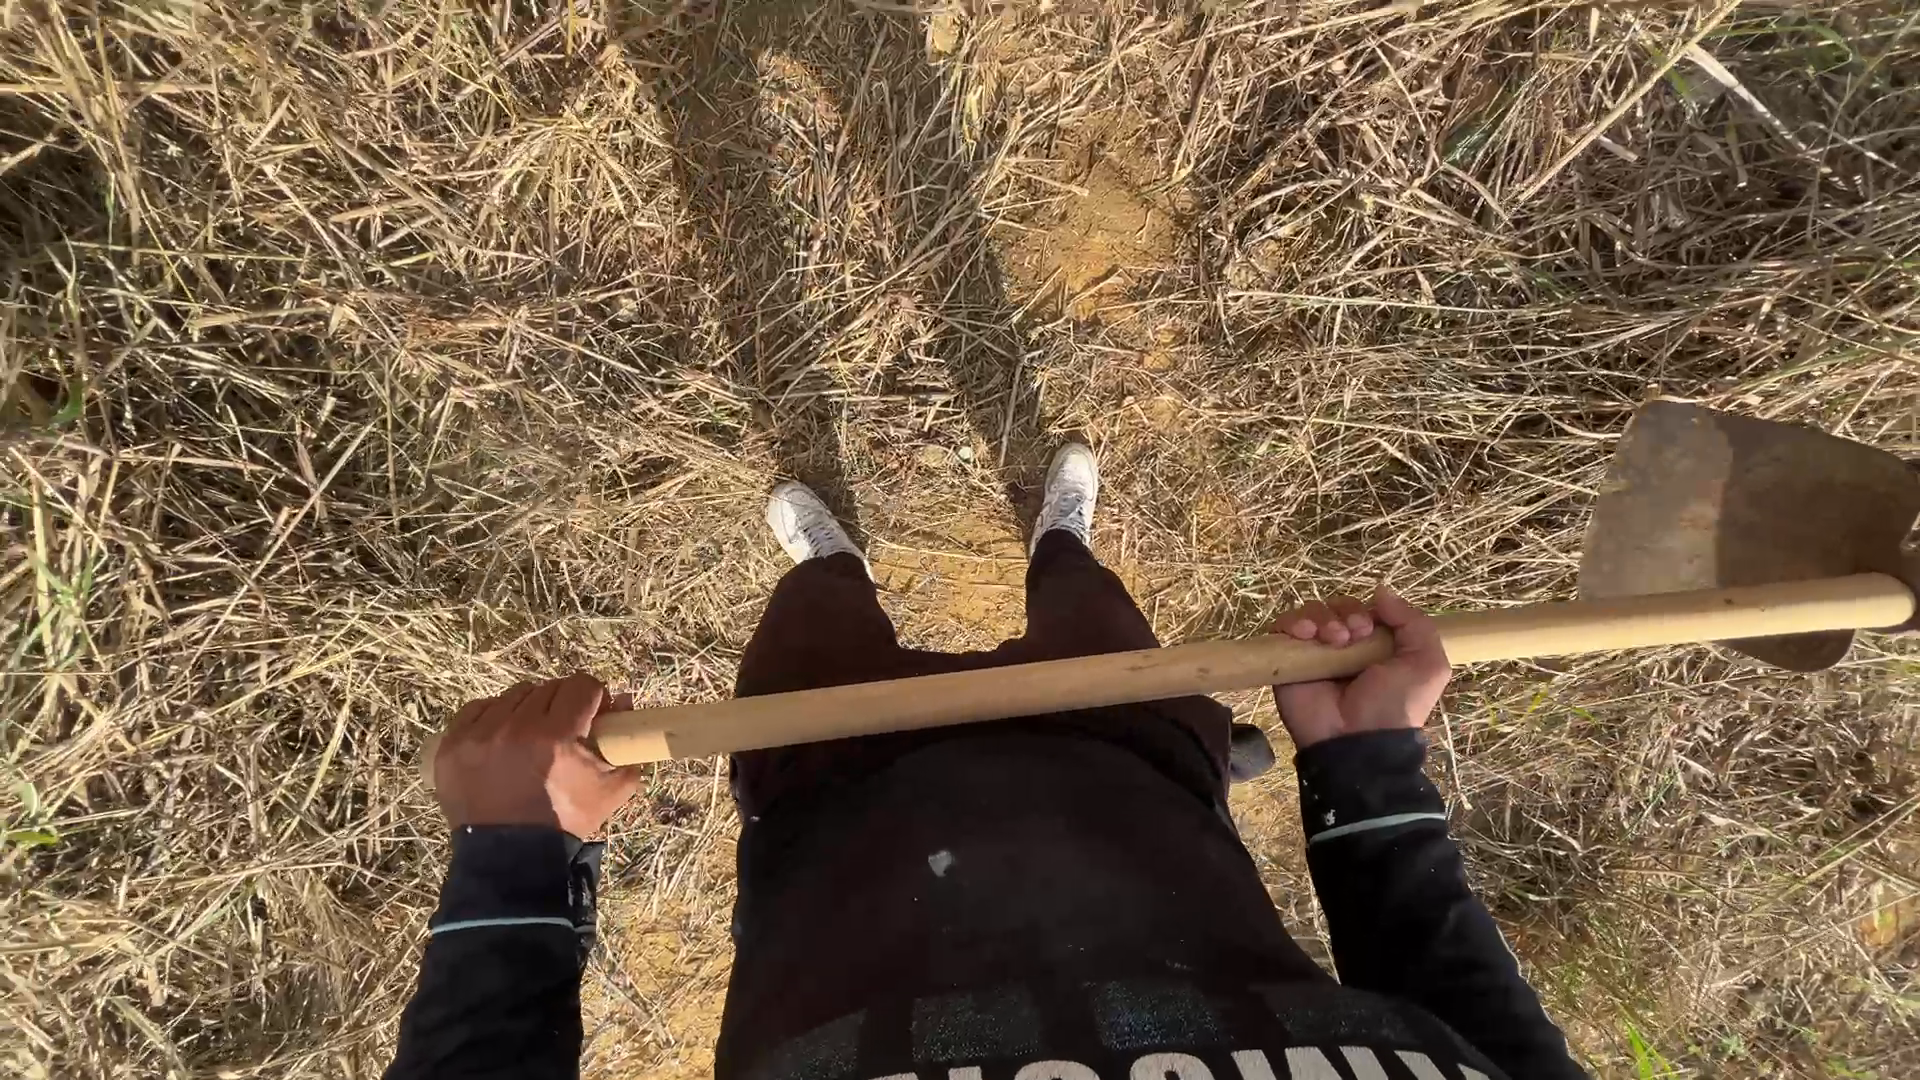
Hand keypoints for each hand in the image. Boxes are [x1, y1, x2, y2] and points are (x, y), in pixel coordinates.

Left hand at [433, 673, 642, 837]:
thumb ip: (628, 745)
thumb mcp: (614, 787)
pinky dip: (495, 715)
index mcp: (557, 736)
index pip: (582, 686)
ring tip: (533, 732)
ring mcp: (479, 736)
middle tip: (567, 725)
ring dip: (530, 708)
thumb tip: (624, 704)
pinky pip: (478, 709)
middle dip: (565, 702)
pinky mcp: (451, 746)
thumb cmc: (566, 820)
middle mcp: (516, 728)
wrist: (510, 858)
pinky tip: (503, 733)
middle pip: (550, 688)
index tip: (595, 712)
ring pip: (515, 695)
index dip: (595, 695)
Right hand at [1269, 585, 1449, 748]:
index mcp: (1371, 645)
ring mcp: (1312, 652)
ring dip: (1320, 618)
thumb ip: (1413, 623)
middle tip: (1349, 637)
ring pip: (1309, 613)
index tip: (1366, 629)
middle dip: (1343, 614)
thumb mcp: (1427, 664)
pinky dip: (1292, 624)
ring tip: (1330, 640)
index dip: (1362, 611)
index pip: (1360, 609)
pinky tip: (1304, 636)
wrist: (1358, 739)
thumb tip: (1380, 590)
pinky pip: (1281, 628)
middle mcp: (1341, 645)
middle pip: (1333, 607)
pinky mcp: (1286, 661)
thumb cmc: (1395, 703)